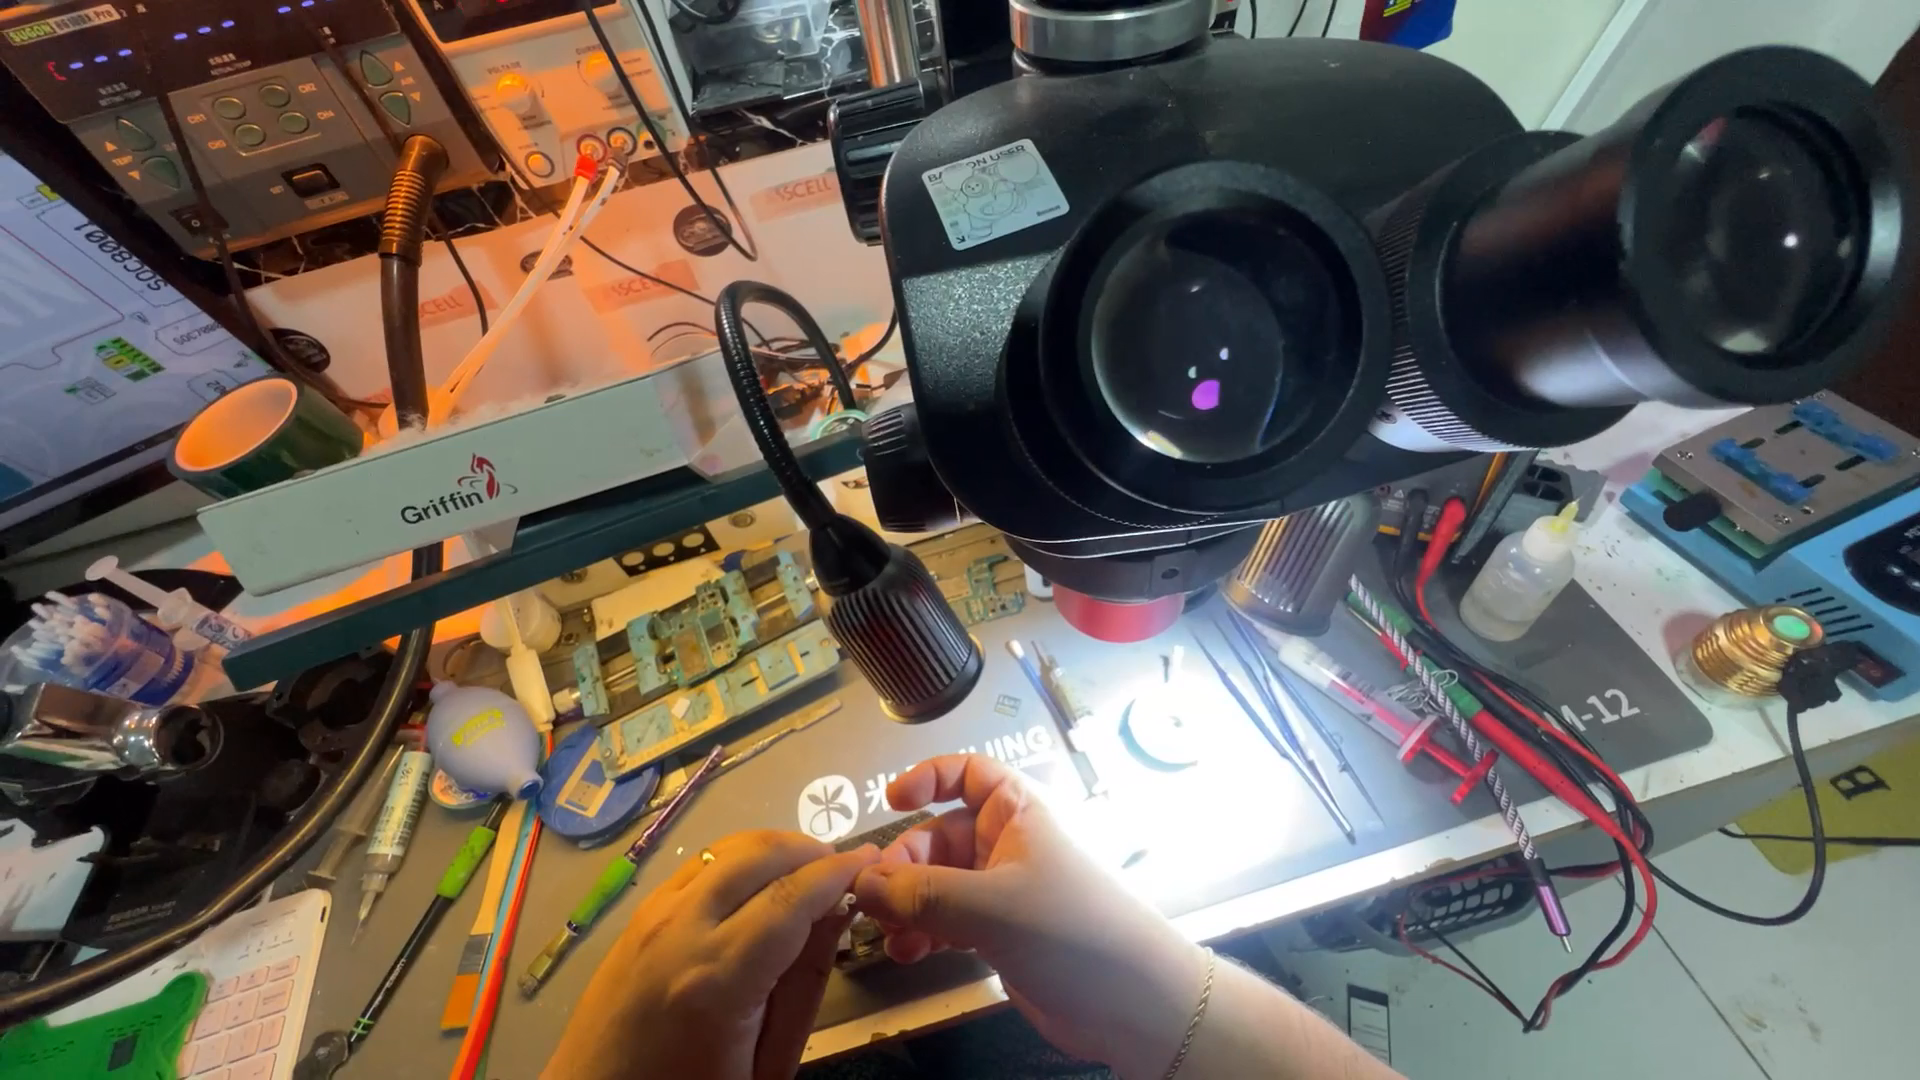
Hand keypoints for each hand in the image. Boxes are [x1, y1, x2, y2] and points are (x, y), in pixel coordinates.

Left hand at [542, 830, 878, 1079]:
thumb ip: (805, 983)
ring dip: (777, 846)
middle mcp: (682, 929)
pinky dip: (741, 857)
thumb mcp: (766, 1064)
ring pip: (729, 846)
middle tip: (843, 867)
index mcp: (717, 978)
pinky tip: (760, 880)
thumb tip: (837, 913)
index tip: (872, 861)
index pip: (794, 896)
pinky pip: (700, 862)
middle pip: (761, 854)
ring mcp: (653, 914)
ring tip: (807, 869)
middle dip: (811, 848)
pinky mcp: (638, 913)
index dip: (839, 871)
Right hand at [851, 755, 1208, 1079]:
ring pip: (938, 882)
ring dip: (909, 905)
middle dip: (905, 866)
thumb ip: (924, 894)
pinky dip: (925, 931)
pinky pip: (947, 918)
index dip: (928, 777)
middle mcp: (1007, 841)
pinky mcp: (1000, 929)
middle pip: (940, 834)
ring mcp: (1002, 888)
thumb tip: (863, 883)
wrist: (1136, 1005)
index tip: (891, 800)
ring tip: (891, 938)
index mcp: (1017, 810)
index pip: (967, 772)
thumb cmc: (1071, 929)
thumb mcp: (993, 905)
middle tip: (876, 903)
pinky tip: (909, 953)